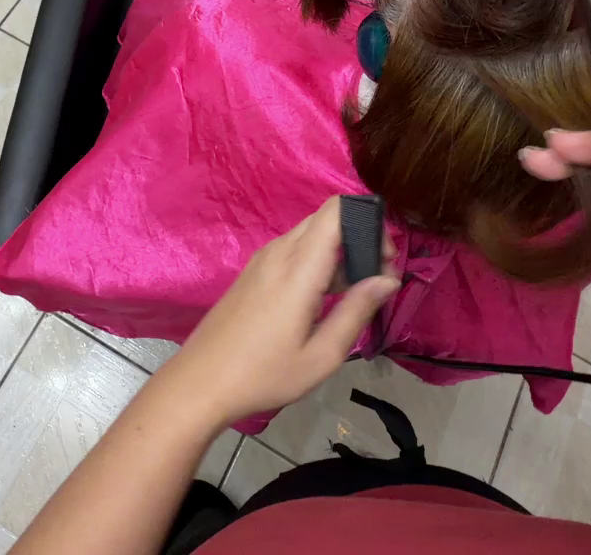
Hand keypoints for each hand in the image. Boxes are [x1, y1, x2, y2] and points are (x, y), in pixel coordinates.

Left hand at [154, 197, 399, 427]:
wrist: (201, 380)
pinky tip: (326, 297)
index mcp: (298, 267)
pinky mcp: (256, 270)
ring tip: (357, 291)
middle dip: (360, 236)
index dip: (367, 221)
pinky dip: (319, 259)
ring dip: (340, 249)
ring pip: (311, 233)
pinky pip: (295, 248)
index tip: (385, 257)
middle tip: (378, 276)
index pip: (336, 210)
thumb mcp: (321, 355)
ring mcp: (264, 258)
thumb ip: (357, 311)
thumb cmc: (264, 374)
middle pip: (327, 218)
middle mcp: (280, 251)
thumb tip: (388, 279)